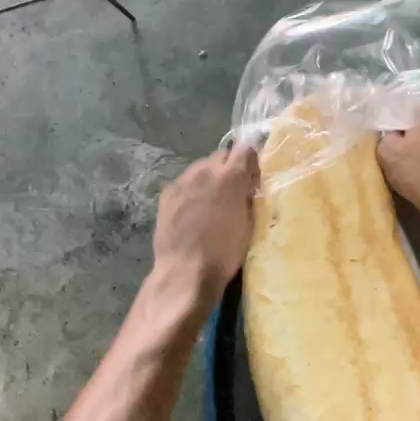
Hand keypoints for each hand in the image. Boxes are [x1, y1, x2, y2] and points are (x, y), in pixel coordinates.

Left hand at [149, 144, 258, 310]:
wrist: (185, 271)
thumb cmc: (224, 253)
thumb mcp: (248, 225)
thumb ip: (249, 197)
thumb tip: (248, 184)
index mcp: (231, 178)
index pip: (246, 149)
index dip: (251, 159)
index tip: (253, 174)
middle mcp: (206, 171)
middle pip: (222, 155)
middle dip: (230, 167)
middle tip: (233, 188)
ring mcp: (183, 181)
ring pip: (201, 167)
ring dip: (210, 177)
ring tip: (211, 200)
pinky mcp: (167, 193)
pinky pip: (184, 182)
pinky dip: (192, 189)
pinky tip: (192, 209)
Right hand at [377, 113, 419, 219]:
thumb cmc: (416, 173)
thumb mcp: (386, 151)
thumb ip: (383, 133)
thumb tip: (388, 130)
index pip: (400, 103)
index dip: (385, 114)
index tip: (377, 127)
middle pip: (412, 117)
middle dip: (399, 127)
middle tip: (385, 140)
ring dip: (411, 140)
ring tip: (398, 153)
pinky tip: (414, 163)